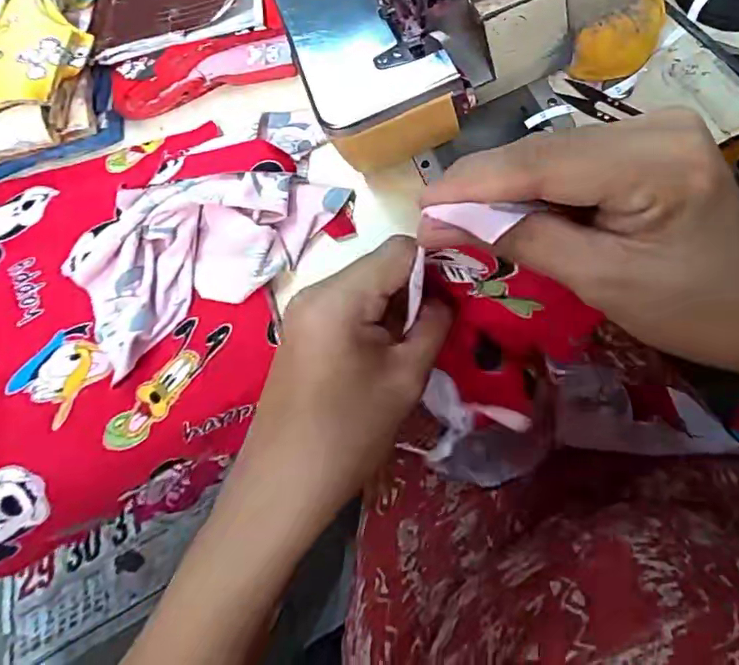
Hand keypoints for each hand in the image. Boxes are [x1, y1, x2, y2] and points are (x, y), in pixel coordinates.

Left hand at [231, 236, 450, 517]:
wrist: (282, 489)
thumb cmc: (349, 434)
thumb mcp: (406, 376)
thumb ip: (434, 322)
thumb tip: (447, 296)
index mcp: (339, 295)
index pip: (401, 248)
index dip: (435, 264)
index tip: (456, 296)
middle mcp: (318, 290)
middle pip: (383, 263)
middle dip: (417, 286)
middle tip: (442, 323)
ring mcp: (307, 309)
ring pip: (370, 283)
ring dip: (399, 304)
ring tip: (415, 342)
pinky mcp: (305, 328)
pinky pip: (352, 303)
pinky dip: (377, 317)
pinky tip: (387, 352)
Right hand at [418, 111, 738, 390]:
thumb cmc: (695, 311)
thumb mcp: (605, 282)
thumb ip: (526, 240)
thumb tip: (448, 219)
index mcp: (661, 162)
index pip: (547, 162)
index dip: (477, 181)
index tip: (421, 202)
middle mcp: (661, 125)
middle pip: (550, 149)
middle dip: (489, 183)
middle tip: (434, 216)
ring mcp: (661, 124)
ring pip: (560, 149)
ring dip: (513, 181)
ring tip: (465, 214)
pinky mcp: (656, 136)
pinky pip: (582, 155)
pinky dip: (545, 181)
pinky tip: (517, 203)